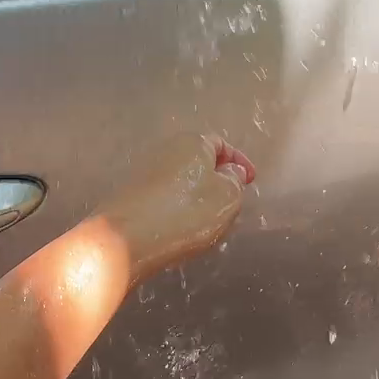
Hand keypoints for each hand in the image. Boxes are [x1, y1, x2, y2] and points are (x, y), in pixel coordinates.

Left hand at [93, 135, 254, 285]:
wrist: (128, 236)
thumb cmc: (187, 211)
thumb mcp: (227, 196)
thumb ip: (234, 181)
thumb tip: (231, 171)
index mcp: (191, 142)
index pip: (220, 143)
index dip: (238, 161)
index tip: (250, 180)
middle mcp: (165, 149)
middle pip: (198, 159)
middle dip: (217, 177)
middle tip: (232, 200)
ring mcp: (145, 171)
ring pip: (181, 179)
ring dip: (198, 194)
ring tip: (211, 218)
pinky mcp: (133, 194)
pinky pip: (165, 196)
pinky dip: (179, 206)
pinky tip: (184, 227)